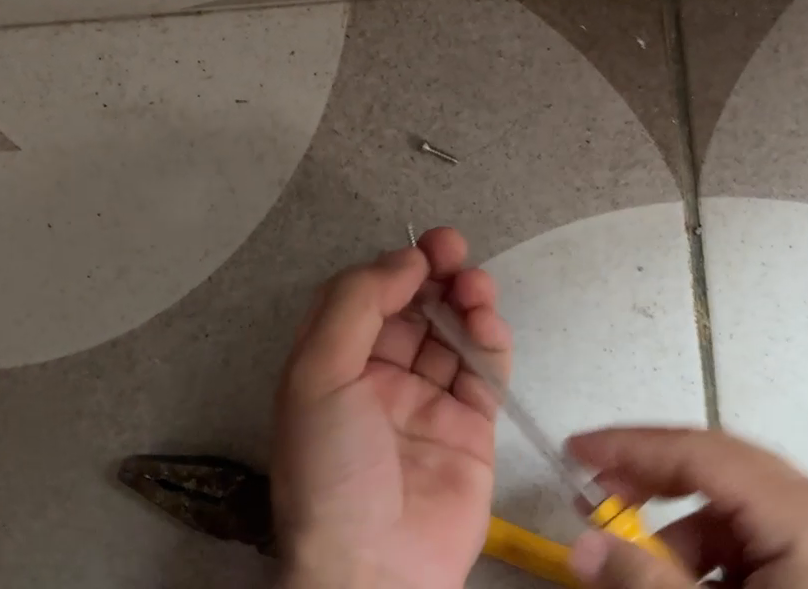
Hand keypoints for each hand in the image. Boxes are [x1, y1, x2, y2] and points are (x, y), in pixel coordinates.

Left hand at [273, 227, 512, 588]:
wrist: (373, 568)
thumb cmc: (332, 465)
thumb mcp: (317, 374)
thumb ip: (356, 305)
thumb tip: (404, 260)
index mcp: (335, 363)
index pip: (366, 298)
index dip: (393, 269)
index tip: (420, 252)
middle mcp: (380, 377)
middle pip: (413, 309)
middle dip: (434, 274)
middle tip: (455, 249)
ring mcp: (428, 402)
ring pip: (451, 333)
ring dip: (464, 301)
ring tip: (474, 287)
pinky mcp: (471, 429)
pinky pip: (484, 372)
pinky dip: (490, 342)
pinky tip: (488, 325)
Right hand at [563, 428, 807, 588]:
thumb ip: (647, 583)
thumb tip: (582, 548)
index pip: (700, 452)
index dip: (630, 447)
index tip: (575, 452)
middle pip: (719, 472)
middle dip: (651, 484)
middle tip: (595, 499)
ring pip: (741, 513)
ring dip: (684, 533)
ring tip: (645, 570)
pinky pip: (768, 547)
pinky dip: (722, 561)